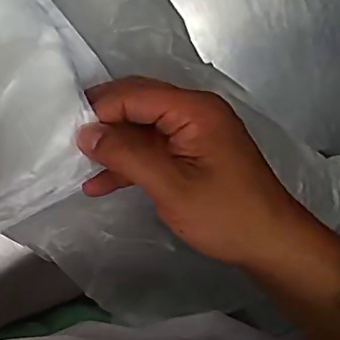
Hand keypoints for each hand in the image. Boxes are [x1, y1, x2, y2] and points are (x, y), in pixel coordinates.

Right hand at [77, 76, 324, 273]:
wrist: (271, 244)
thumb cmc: (226, 215)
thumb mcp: (170, 186)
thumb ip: (126, 155)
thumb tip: (86, 133)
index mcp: (194, 110)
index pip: (134, 94)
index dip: (100, 110)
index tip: (68, 134)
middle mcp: (194, 112)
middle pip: (136, 105)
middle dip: (102, 124)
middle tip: (67, 144)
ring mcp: (193, 132)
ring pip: (140, 128)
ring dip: (112, 147)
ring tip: (79, 167)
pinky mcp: (191, 153)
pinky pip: (151, 148)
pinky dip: (128, 163)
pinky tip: (101, 183)